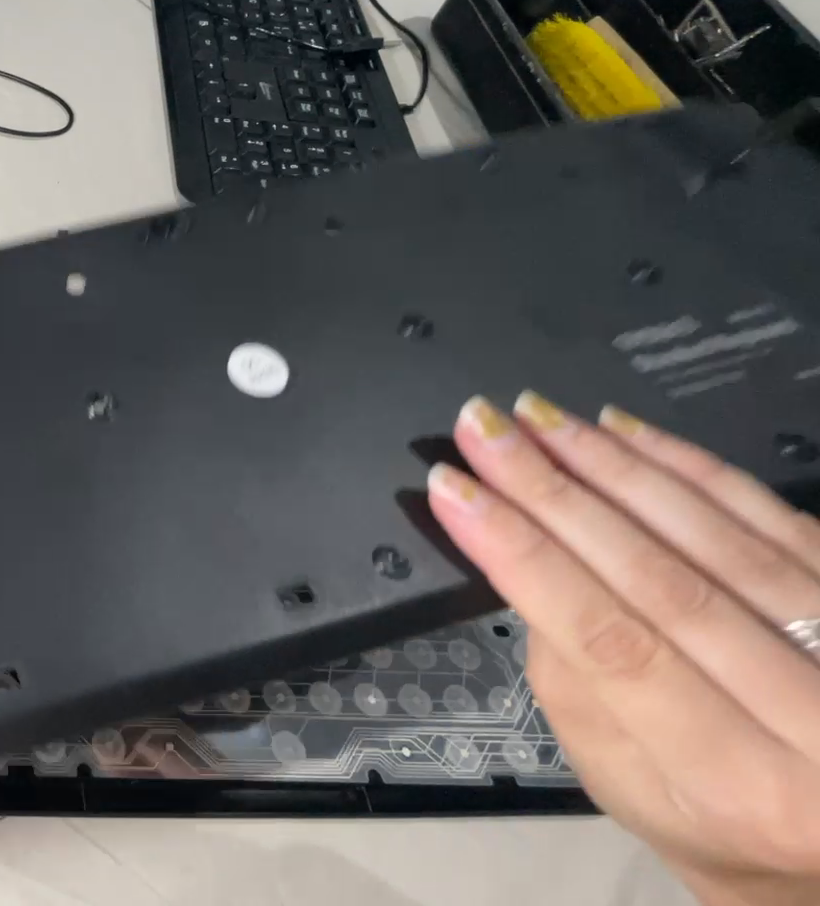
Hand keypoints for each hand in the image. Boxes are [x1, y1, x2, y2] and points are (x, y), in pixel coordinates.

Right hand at [429, 392, 819, 905]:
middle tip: (483, 426)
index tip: (454, 489)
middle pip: (662, 579)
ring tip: (534, 415)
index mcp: (740, 782)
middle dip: (552, 491)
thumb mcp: (610, 768)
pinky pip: (774, 517)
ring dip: (610, 464)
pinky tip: (620, 426)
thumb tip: (519, 546)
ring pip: (719, 538)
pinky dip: (688, 465)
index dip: (523, 554)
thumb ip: (568, 668)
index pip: (611, 641)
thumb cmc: (701, 813)